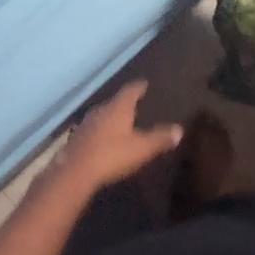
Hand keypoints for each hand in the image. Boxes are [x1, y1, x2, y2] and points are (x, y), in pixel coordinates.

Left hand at [50, 80, 182, 190]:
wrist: (75, 171)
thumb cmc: (112, 155)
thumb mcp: (141, 148)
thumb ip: (160, 139)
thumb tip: (179, 130)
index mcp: (118, 108)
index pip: (130, 91)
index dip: (138, 87)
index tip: (144, 83)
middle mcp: (101, 111)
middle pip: (115, 102)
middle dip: (125, 103)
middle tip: (135, 104)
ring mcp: (86, 124)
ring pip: (103, 115)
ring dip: (112, 117)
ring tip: (121, 121)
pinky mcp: (77, 138)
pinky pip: (94, 129)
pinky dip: (102, 130)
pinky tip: (105, 139)